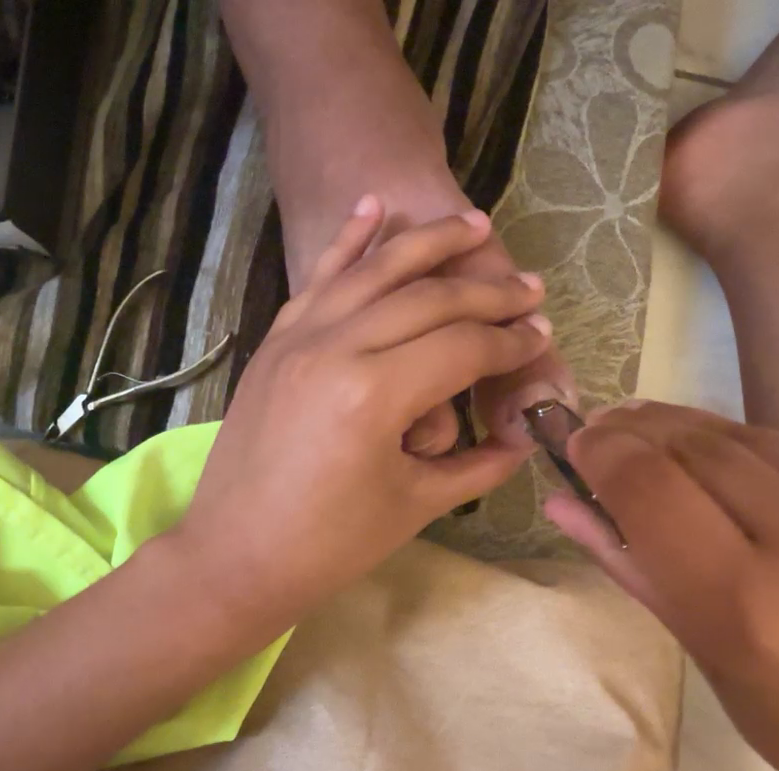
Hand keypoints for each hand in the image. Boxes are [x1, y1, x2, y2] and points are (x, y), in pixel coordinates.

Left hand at [173, 199, 548, 627]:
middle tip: (531, 288)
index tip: (543, 336)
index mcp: (375, 396)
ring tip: (474, 223)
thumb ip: (477, 466)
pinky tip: (375, 206)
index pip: (463, 348)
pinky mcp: (275, 342)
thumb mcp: (414, 507)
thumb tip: (523, 441)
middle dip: (487, 292)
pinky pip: (318, 280)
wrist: (235, 557)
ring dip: (429, 242)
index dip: (510, 342)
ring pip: (375, 272)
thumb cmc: (330, 546)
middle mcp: (337, 348)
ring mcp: (299, 338)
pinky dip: (348, 241)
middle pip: (428, 300)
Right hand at [546, 402, 778, 770]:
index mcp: (750, 608)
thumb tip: (568, 505)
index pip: (651, 490)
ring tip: (651, 434)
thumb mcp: (717, 669)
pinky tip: (727, 465)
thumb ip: (641, 575)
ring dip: (687, 431)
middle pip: (698, 448)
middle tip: (603, 430)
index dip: (602, 453)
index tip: (576, 442)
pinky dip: (749, 451)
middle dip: (637, 430)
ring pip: (751, 438)